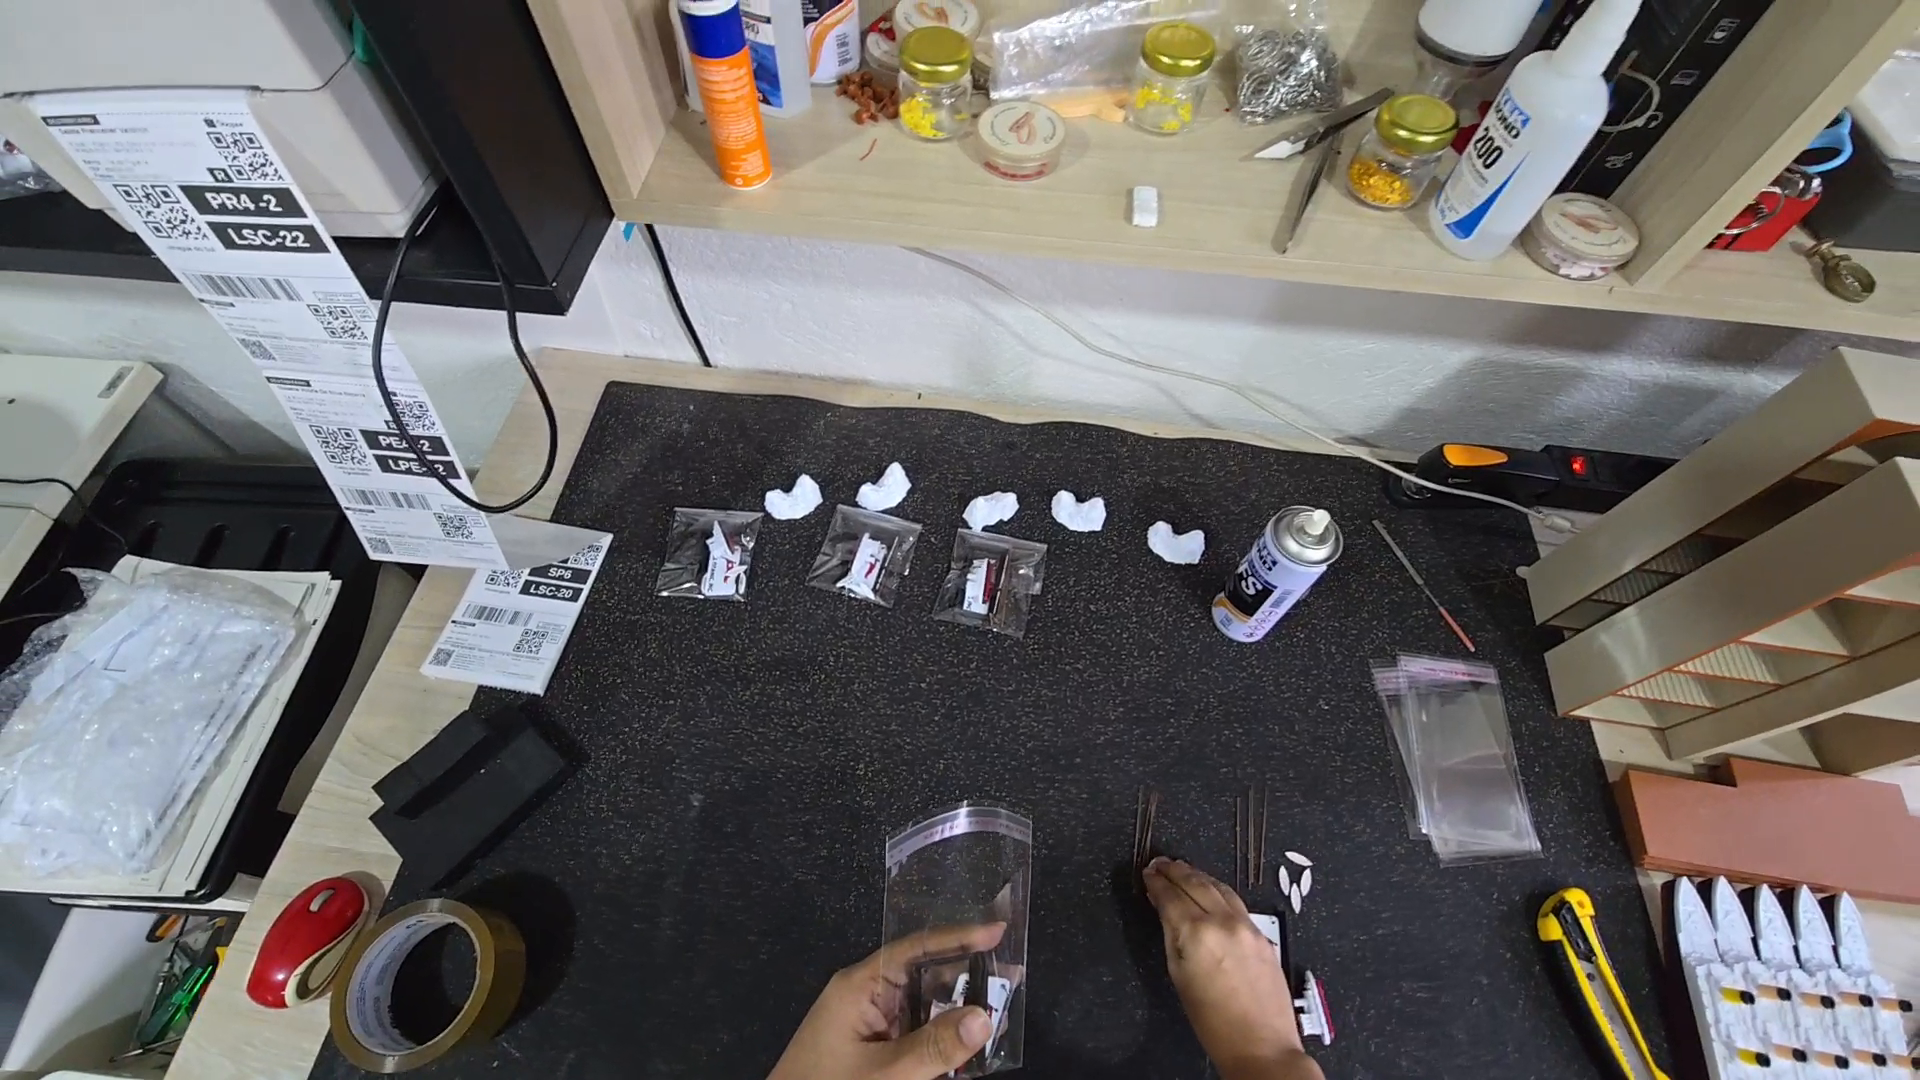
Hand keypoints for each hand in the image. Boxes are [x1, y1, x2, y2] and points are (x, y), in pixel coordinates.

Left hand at [768, 923, 1006, 1079]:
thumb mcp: (884, 1075)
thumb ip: (934, 1047)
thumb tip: (985, 1015)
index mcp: (861, 984)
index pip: (916, 947)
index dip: (959, 936)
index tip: (998, 929)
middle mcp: (866, 995)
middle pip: (924, 975)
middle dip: (966, 976)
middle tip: (1012, 975)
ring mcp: (868, 1025)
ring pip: (922, 1008)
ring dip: (956, 1013)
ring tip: (1001, 1010)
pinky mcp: (871, 1052)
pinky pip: (913, 1035)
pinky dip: (939, 1040)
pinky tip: (968, 1050)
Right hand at [1144, 857, 1319, 1079]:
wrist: (1262, 1048)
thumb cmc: (1212, 1021)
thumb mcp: (1178, 975)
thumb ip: (1170, 933)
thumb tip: (1162, 906)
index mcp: (1196, 933)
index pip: (1170, 895)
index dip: (1156, 882)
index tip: (1147, 873)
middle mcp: (1222, 921)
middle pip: (1194, 882)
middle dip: (1174, 870)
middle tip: (1159, 863)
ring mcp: (1245, 925)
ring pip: (1216, 886)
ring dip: (1196, 874)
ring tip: (1181, 868)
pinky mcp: (1261, 934)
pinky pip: (1234, 900)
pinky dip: (1217, 888)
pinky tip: (1209, 887)